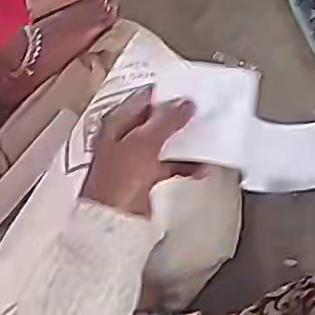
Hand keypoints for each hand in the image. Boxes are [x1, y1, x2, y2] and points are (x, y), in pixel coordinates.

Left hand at [81, 89, 197, 218]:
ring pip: (164, 143)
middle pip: (155, 121)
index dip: (164, 95)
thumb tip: (184, 105)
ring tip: (202, 140)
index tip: (186, 93)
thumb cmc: (117, 182)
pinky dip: (184, 165)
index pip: (142, 99)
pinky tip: (199, 168)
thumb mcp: (145, 142)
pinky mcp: (144, 178)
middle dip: (177, 119)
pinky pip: (169, 165)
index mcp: (115, 124)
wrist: (113, 221)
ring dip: (183, 143)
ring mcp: (133, 159)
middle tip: (198, 114)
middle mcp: (122, 140)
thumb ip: (166, 121)